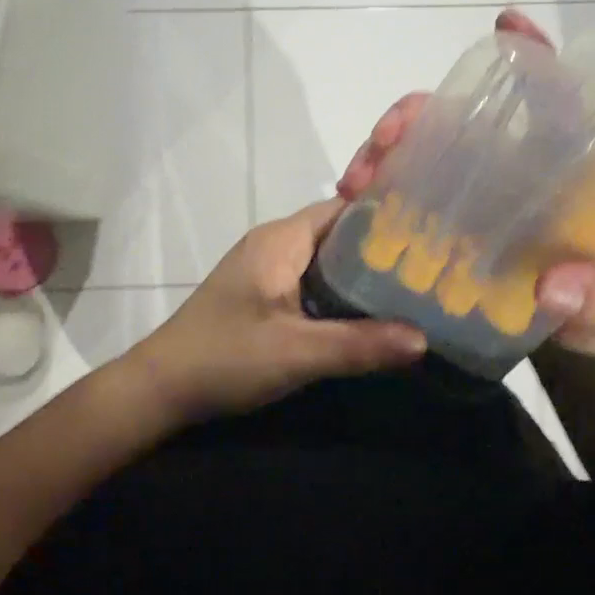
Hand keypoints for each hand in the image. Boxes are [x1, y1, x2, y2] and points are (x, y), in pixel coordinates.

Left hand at [119, 200, 426, 419]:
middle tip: (433, 267)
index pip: (345, 208)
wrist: (160, 387)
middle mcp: (273, 243)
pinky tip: (368, 314)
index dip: (387, 216)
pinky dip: (340, 291)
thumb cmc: (225, 358)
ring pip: (325, 259)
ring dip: (362, 273)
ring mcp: (264, 268)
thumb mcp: (297, 353)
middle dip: (382, 248)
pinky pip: (310, 280)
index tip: (432, 232)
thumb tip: (424, 338)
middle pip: (338, 232)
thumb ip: (360, 344)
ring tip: (414, 289)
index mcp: (281, 239)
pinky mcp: (259, 293)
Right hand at [335, 8, 594, 358]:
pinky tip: (352, 199)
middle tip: (389, 135)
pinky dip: (374, 186)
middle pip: (463, 117)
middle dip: (420, 111)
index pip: (551, 101)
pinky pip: (402, 191)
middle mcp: (514, 170)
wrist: (572, 351)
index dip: (532, 57)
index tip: (507, 23)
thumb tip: (554, 285)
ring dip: (385, 147)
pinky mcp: (441, 223)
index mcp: (566, 174)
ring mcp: (473, 195)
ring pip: (422, 148)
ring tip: (357, 178)